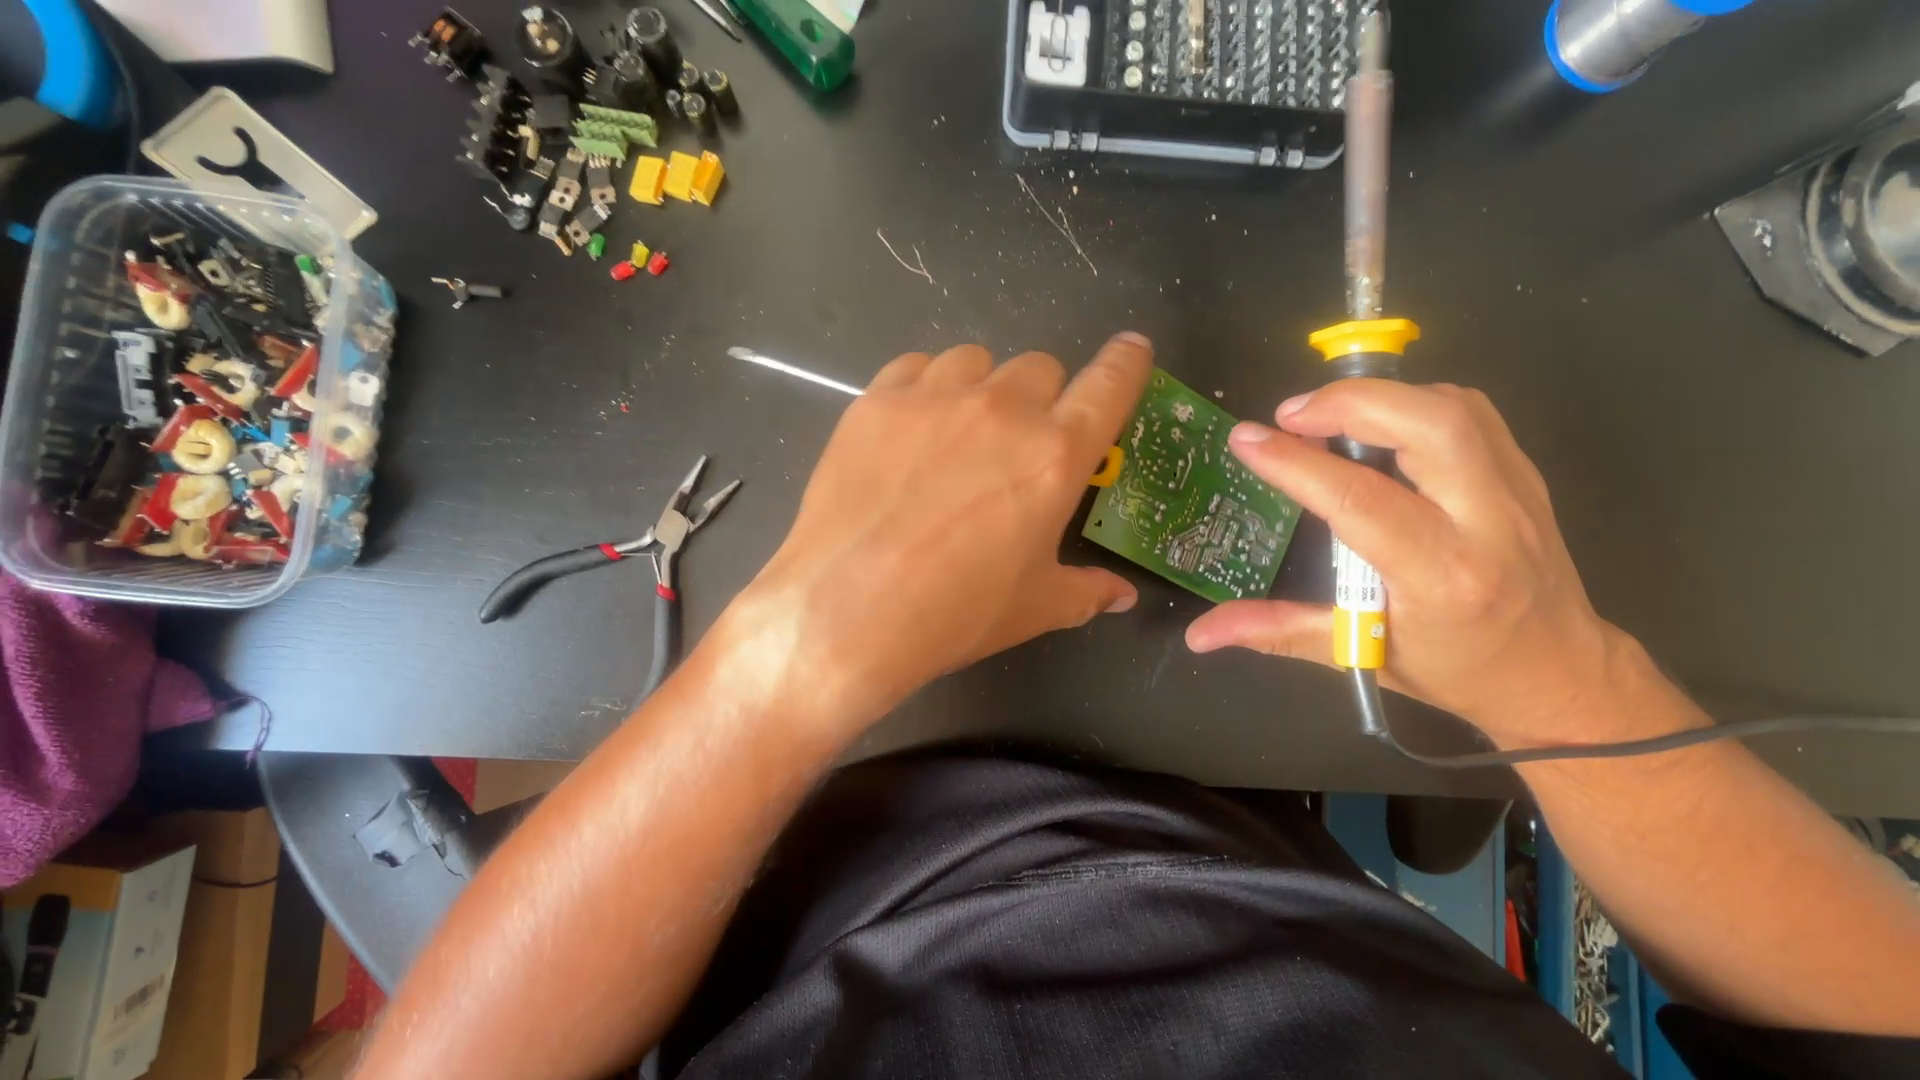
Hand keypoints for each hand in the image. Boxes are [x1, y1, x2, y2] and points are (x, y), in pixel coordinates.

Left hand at [719, 335, 1153, 731]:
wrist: (847, 610)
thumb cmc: (955, 614)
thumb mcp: (1035, 608)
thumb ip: (1087, 590)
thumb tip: (1123, 595)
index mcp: (1054, 456)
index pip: (1108, 387)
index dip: (1126, 364)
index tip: (1131, 350)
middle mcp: (1001, 411)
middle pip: (1040, 368)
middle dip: (1041, 398)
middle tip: (1018, 443)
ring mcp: (934, 399)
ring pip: (976, 360)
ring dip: (982, 387)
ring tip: (960, 432)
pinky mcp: (876, 401)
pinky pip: (915, 366)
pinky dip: (925, 386)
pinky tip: (912, 426)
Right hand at [1185, 379, 1643, 748]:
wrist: (1558, 675)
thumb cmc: (1454, 670)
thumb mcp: (1362, 653)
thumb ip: (1277, 632)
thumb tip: (1201, 634)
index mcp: (1442, 576)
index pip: (1360, 500)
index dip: (1296, 463)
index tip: (1246, 439)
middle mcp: (1488, 523)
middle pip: (1431, 426)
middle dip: (1351, 403)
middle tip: (1291, 414)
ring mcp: (1517, 491)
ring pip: (1456, 407)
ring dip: (1383, 397)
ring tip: (1327, 416)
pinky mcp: (1526, 474)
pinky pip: (1471, 413)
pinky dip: (1414, 403)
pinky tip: (1379, 423)